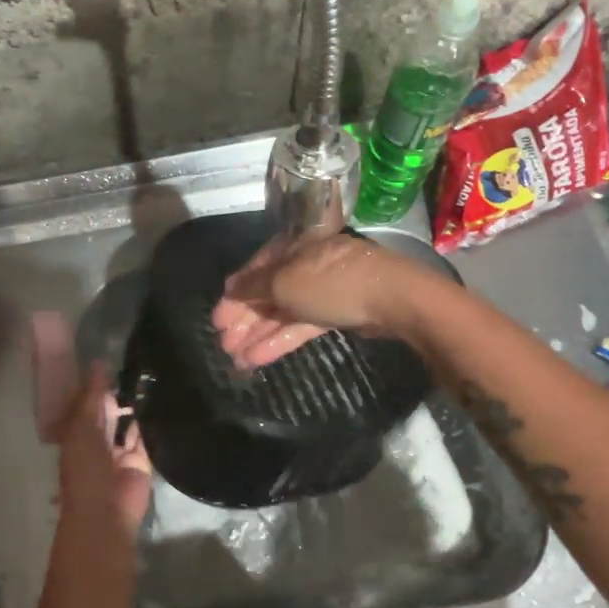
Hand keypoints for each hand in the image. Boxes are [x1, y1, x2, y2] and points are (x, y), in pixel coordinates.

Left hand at [54, 365, 151, 532]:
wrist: (106, 510)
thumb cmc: (84, 468)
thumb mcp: (82, 426)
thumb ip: (91, 396)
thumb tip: (98, 363)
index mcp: (76, 434)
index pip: (85, 404)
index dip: (94, 384)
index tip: (109, 359)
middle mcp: (97, 442)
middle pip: (107, 413)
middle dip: (116, 395)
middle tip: (135, 363)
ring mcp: (120, 453)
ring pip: (128, 424)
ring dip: (135, 407)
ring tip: (151, 377)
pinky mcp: (142, 462)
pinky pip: (147, 439)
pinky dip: (151, 424)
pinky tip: (161, 401)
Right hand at [211, 233, 430, 368]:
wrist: (391, 299)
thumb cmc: (332, 281)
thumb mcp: (284, 281)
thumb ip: (254, 286)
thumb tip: (230, 288)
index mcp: (293, 247)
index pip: (256, 269)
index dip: (235, 294)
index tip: (217, 318)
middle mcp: (305, 266)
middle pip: (267, 294)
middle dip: (244, 320)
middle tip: (222, 344)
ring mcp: (322, 291)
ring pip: (282, 314)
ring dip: (257, 336)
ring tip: (234, 360)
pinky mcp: (335, 314)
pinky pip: (300, 327)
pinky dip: (279, 342)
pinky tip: (257, 360)